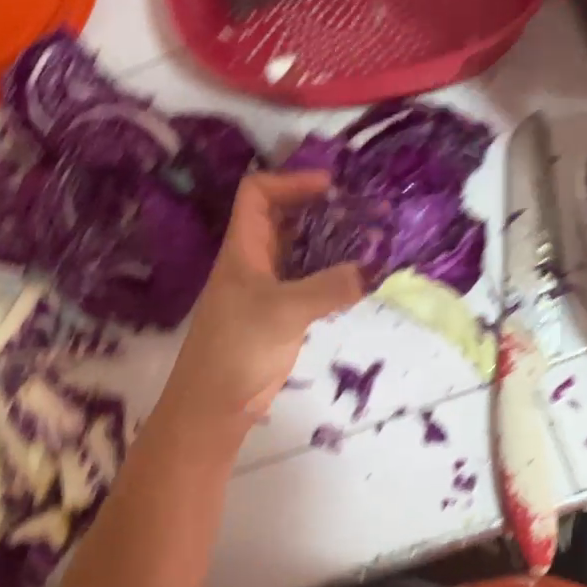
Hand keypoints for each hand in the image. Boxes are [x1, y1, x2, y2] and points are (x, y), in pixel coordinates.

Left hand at [161, 173, 365, 427]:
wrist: (213, 405)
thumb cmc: (237, 347)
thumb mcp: (284, 312)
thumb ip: (328, 288)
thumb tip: (373, 270)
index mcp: (243, 247)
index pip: (257, 193)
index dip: (290, 180)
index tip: (330, 187)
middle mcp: (253, 259)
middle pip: (282, 216)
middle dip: (318, 207)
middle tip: (359, 209)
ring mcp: (265, 286)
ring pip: (296, 248)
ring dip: (328, 239)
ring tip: (367, 237)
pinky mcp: (278, 313)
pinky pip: (306, 278)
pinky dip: (329, 271)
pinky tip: (356, 277)